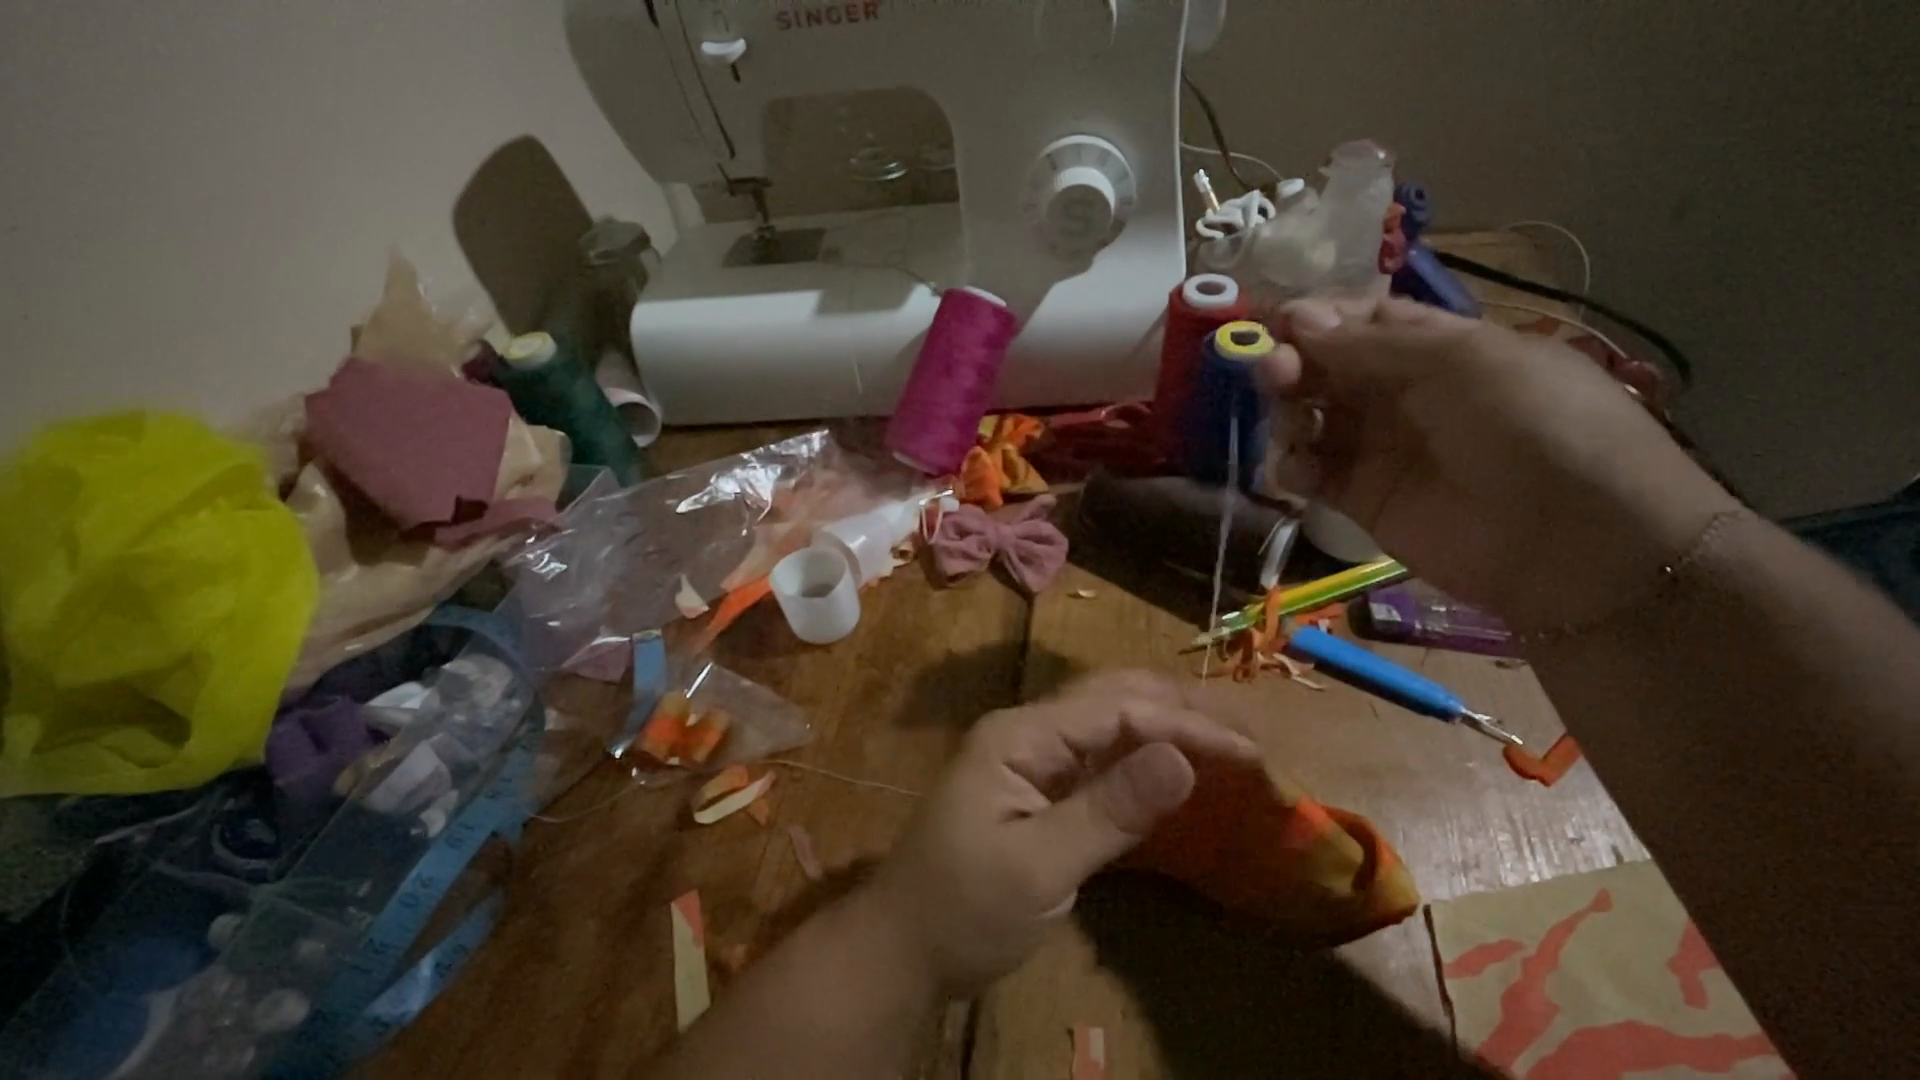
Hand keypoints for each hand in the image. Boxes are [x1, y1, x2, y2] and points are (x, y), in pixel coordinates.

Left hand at [861, 671, 1258, 990]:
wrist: (901, 950)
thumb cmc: (962, 910)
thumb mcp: (1038, 867)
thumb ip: (1108, 810)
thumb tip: (1183, 757)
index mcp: (1020, 736)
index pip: (1117, 710)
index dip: (1185, 724)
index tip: (1249, 751)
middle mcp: (1026, 733)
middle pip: (1113, 699)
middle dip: (1181, 708)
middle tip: (1249, 731)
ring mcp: (1029, 760)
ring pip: (1109, 723)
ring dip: (1167, 725)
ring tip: (1227, 741)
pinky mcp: (1037, 790)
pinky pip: (1100, 759)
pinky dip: (1145, 758)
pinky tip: (1177, 770)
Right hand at [1260, 297, 1739, 633]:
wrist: (1573, 541)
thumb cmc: (1531, 425)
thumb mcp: (1462, 361)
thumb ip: (1372, 343)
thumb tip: (1298, 317)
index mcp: (1439, 349)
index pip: (1364, 322)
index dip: (1319, 319)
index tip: (1278, 322)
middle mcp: (1404, 395)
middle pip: (1328, 369)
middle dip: (1294, 364)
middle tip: (1275, 373)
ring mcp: (1381, 450)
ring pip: (1312, 419)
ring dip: (1288, 413)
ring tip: (1292, 425)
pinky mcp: (1363, 501)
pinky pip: (1312, 475)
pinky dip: (1292, 467)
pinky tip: (1294, 470)